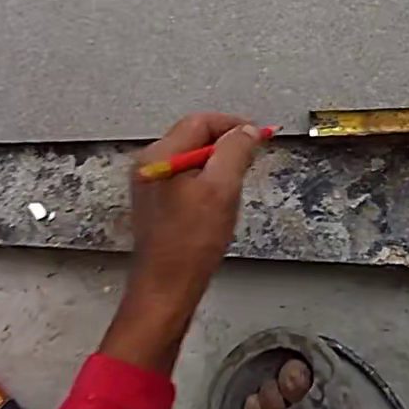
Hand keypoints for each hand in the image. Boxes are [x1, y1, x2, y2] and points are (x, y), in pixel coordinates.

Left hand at [127, 112, 264, 295]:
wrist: (168, 287)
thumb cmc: (190, 243)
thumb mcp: (223, 187)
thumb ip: (236, 150)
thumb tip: (247, 130)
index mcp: (159, 157)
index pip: (201, 121)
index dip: (233, 125)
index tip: (257, 136)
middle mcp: (151, 166)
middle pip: (197, 137)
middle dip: (228, 145)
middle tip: (249, 162)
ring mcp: (154, 185)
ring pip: (197, 157)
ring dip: (221, 164)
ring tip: (233, 187)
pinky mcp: (161, 202)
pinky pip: (191, 176)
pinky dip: (211, 180)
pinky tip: (220, 202)